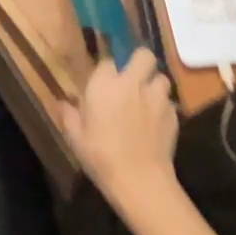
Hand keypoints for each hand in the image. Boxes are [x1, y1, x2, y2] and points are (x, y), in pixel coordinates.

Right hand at [59, 48, 178, 207]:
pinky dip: (162, 108)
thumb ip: (69, 115)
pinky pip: (169, 102)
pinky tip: (155, 123)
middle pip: (143, 55)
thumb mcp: (75, 138)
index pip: (107, 61)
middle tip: (133, 80)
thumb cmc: (101, 156)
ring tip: (147, 100)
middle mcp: (132, 83)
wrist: (139, 179)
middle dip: (139, 63)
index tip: (103, 85)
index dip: (106, 72)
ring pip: (161, 78)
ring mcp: (156, 97)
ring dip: (154, 85)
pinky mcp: (173, 113)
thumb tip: (62, 103)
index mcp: (104, 85)